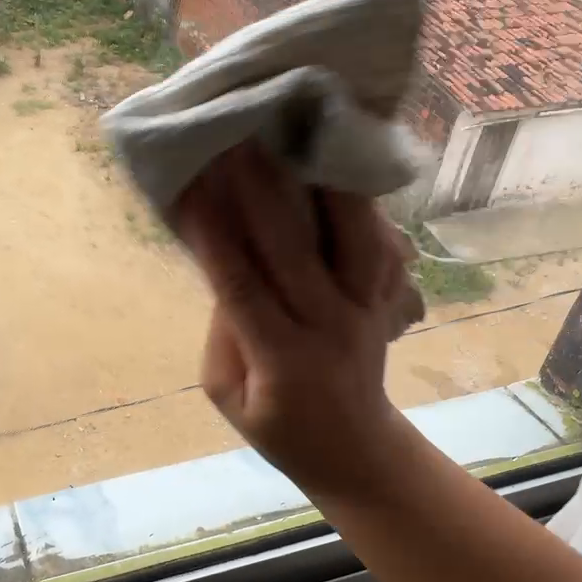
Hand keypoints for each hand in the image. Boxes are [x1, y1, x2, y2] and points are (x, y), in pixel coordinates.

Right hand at [171, 143, 417, 498]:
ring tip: (304, 133)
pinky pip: (381, 238)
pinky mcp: (391, 294)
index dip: (213, 236)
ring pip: (357, 236)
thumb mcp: (227, 394)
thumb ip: (223, 330)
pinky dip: (363, 197)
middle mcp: (333, 325)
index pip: (241, 287)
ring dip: (326, 181)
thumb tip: (224, 262)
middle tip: (236, 141)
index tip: (189, 188)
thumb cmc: (278, 425)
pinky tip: (341, 159)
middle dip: (261, 192)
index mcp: (285, 359)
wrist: (357, 448)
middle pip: (297, 249)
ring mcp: (371, 306)